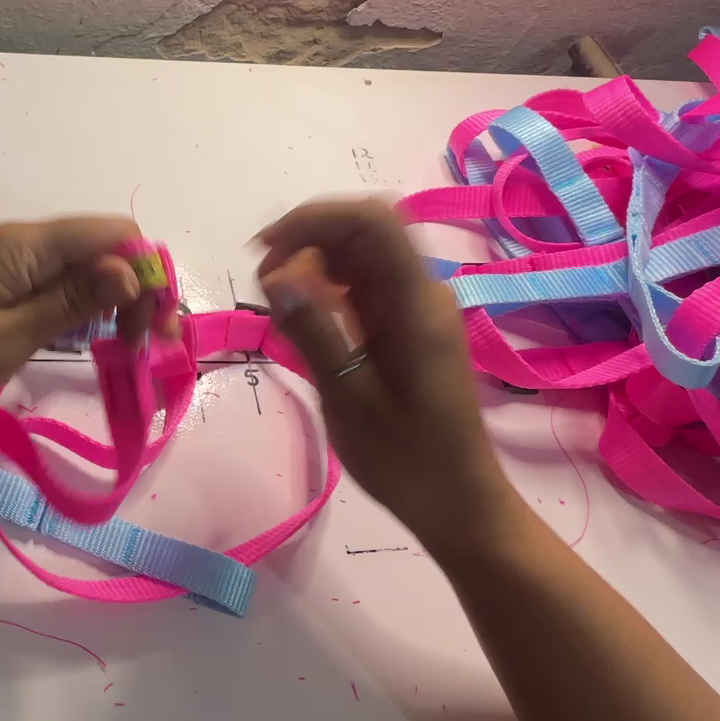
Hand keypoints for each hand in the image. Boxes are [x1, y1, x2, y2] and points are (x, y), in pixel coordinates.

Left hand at [0, 217, 174, 426]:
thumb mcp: (9, 337)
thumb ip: (71, 300)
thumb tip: (131, 269)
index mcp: (25, 245)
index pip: (114, 235)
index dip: (147, 274)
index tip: (157, 331)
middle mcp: (22, 241)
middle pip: (104, 248)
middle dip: (136, 290)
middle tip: (144, 349)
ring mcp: (10, 261)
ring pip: (83, 266)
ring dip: (112, 302)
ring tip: (123, 349)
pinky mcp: (0, 282)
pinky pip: (56, 283)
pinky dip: (82, 308)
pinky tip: (88, 339)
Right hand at [256, 198, 523, 549]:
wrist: (456, 502)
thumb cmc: (406, 459)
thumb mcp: (350, 398)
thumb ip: (315, 331)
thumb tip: (276, 275)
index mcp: (415, 304)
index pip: (372, 222)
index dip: (314, 218)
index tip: (263, 251)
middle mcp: (420, 293)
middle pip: (363, 231)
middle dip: (306, 240)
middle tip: (263, 283)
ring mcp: (413, 308)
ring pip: (359, 256)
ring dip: (311, 262)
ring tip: (275, 303)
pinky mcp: (403, 326)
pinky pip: (360, 286)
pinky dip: (324, 288)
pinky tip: (301, 320)